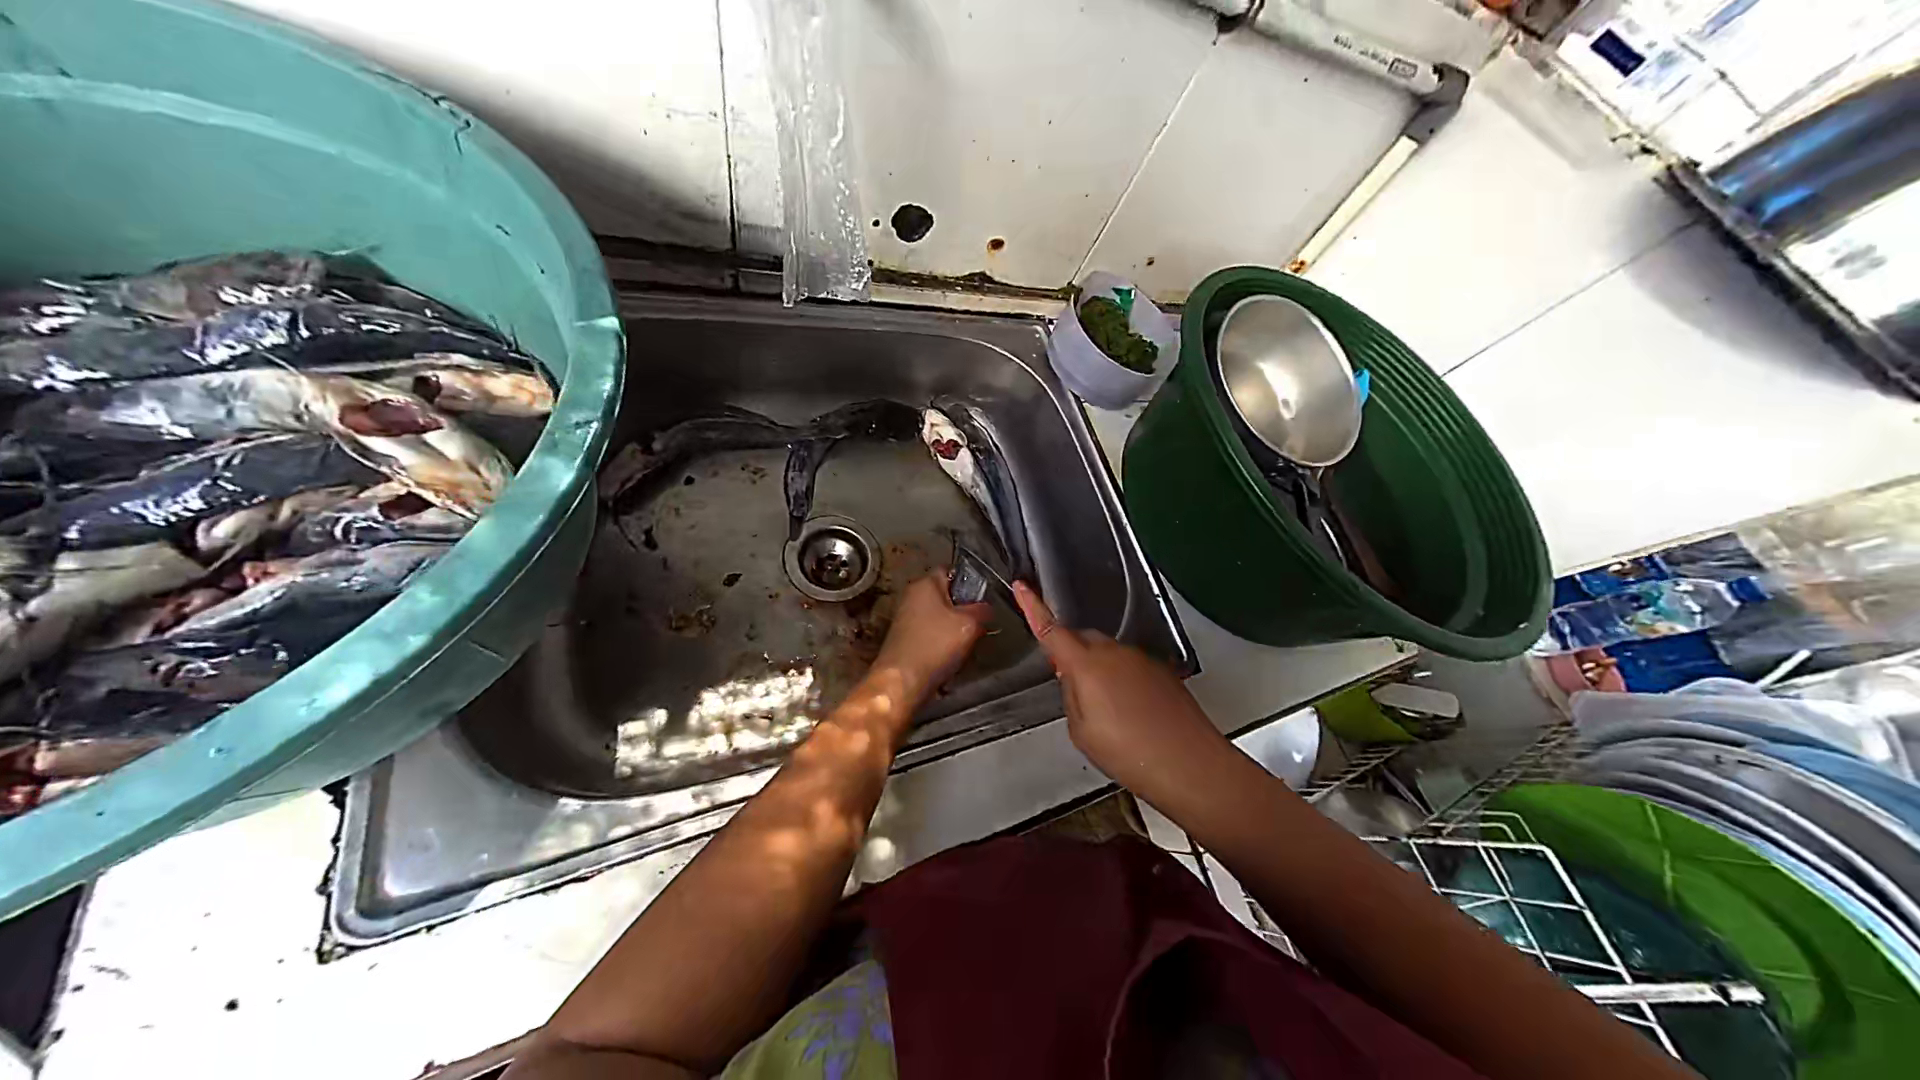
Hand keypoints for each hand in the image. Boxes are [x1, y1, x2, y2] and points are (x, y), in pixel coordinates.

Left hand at [871, 573, 991, 703]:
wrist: (902, 681)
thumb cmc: (935, 645)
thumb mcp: (970, 624)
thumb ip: (982, 610)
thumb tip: (986, 608)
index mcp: (925, 584)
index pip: (951, 570)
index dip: (969, 582)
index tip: (982, 599)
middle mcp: (912, 596)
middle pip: (946, 596)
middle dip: (963, 610)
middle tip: (977, 625)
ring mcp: (905, 618)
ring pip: (940, 617)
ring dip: (954, 630)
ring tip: (964, 645)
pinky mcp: (904, 639)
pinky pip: (931, 634)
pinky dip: (941, 644)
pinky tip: (949, 658)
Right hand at [1012, 581, 1232, 796]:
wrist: (1188, 763)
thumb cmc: (1133, 752)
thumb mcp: (1081, 731)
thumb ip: (1069, 696)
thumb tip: (1072, 682)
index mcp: (1087, 665)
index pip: (1051, 629)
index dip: (1033, 606)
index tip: (1022, 587)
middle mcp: (1115, 653)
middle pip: (1082, 640)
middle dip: (1071, 656)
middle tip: (1069, 688)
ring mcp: (1141, 659)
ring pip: (1108, 655)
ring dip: (1100, 674)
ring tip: (1106, 716)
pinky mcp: (1161, 670)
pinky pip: (1131, 667)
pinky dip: (1124, 683)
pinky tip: (1130, 715)